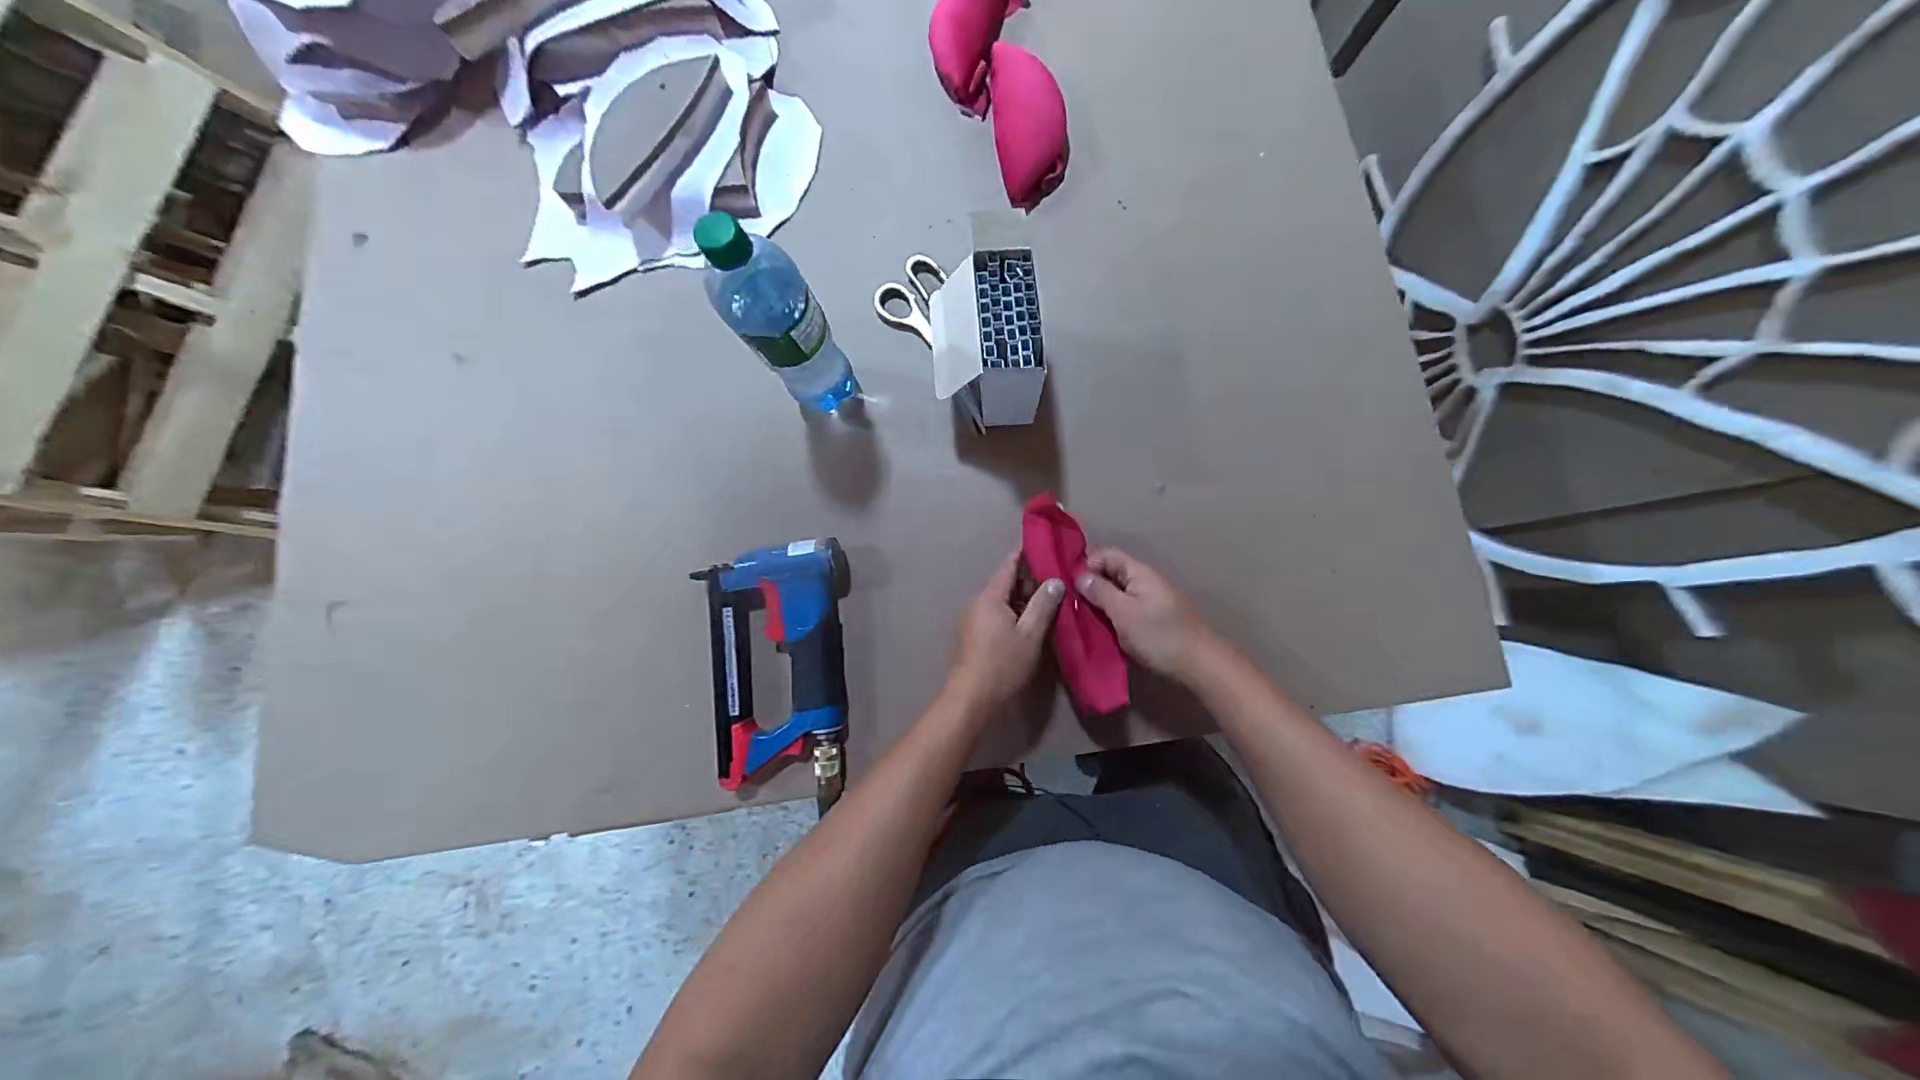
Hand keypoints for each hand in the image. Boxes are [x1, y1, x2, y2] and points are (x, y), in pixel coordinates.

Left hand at [946, 550, 1065, 712]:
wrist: (971, 696)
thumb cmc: (1003, 663)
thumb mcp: (1030, 634)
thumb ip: (1043, 605)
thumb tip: (1055, 580)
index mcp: (990, 597)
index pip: (1009, 566)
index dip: (1025, 554)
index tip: (1041, 544)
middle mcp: (977, 603)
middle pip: (1005, 583)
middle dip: (1028, 580)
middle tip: (1055, 579)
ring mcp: (972, 619)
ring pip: (1000, 600)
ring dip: (1021, 599)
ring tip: (1046, 601)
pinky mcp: (972, 635)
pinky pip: (994, 614)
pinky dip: (1012, 613)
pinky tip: (1028, 622)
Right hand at [1075, 547, 1220, 680]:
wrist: (1197, 664)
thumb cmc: (1158, 635)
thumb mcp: (1123, 612)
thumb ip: (1100, 592)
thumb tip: (1080, 576)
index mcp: (1139, 572)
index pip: (1106, 554)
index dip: (1085, 563)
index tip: (1066, 582)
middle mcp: (1145, 581)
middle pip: (1110, 573)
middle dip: (1089, 584)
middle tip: (1068, 601)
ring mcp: (1150, 600)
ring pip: (1117, 592)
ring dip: (1099, 601)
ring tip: (1078, 615)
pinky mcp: (1152, 618)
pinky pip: (1125, 608)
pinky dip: (1111, 614)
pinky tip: (1098, 626)